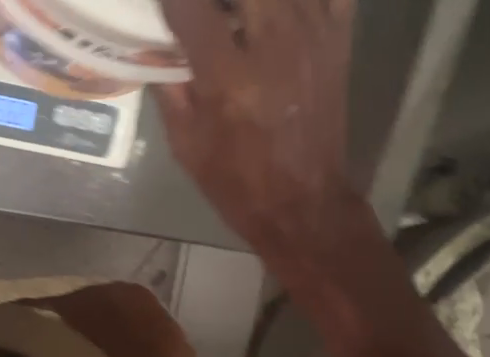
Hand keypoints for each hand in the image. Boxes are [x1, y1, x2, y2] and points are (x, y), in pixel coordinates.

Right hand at [156, 0, 362, 278]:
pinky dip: (297, 0)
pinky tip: (280, 17)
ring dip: (253, 4)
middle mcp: (274, 46)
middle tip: (208, 17)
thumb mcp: (188, 147)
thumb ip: (169, 91)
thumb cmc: (238, 184)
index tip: (168, 14)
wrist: (303, 204)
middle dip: (215, 0)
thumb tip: (151, 48)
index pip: (190, 7)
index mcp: (229, 80)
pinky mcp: (338, 34)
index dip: (172, 4)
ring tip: (240, 20)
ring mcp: (312, 33)